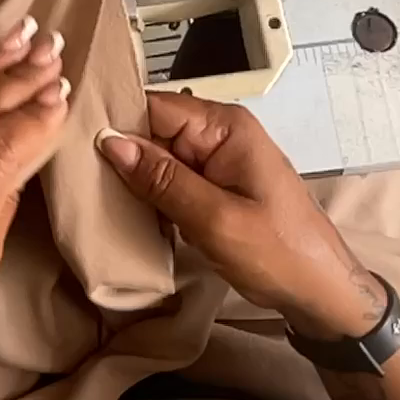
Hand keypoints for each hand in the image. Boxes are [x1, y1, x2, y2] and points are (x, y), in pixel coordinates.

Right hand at [95, 92, 387, 339]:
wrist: (323, 293)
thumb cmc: (279, 254)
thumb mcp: (216, 219)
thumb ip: (162, 179)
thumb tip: (110, 141)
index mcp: (224, 126)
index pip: (155, 106)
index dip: (117, 121)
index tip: (77, 141)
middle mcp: (217, 132)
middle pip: (152, 127)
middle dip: (121, 151)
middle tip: (82, 175)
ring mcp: (215, 158)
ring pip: (156, 153)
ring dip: (133, 175)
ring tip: (97, 192)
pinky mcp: (212, 183)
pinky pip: (169, 176)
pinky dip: (150, 192)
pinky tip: (128, 209)